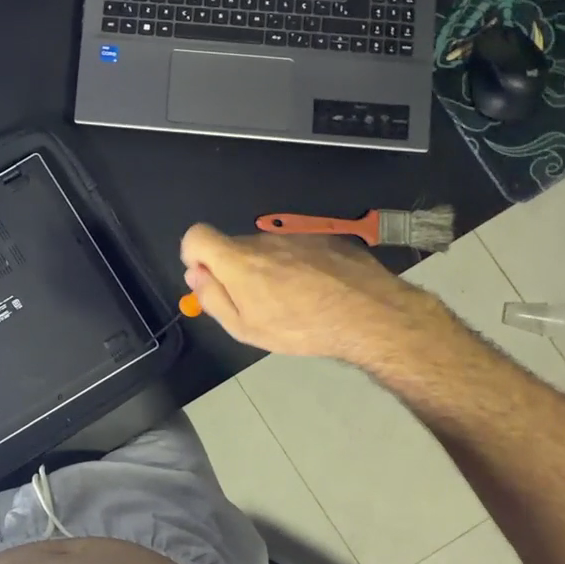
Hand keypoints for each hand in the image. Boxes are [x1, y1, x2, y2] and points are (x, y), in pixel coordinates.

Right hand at [180, 224, 456, 364]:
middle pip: (233, 247)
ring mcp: (296, 236)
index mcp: (238, 261)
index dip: (194, 256)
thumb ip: (212, 298)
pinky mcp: (325, 238)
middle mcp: (263, 241)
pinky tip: (315, 291)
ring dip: (268, 270)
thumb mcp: (244, 328)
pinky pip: (296, 250)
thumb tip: (195, 275)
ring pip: (266, 250)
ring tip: (291, 301)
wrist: (369, 314)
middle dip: (233, 270)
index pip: (196, 236)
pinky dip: (296, 266)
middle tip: (255, 304)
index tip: (209, 280)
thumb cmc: (300, 327)